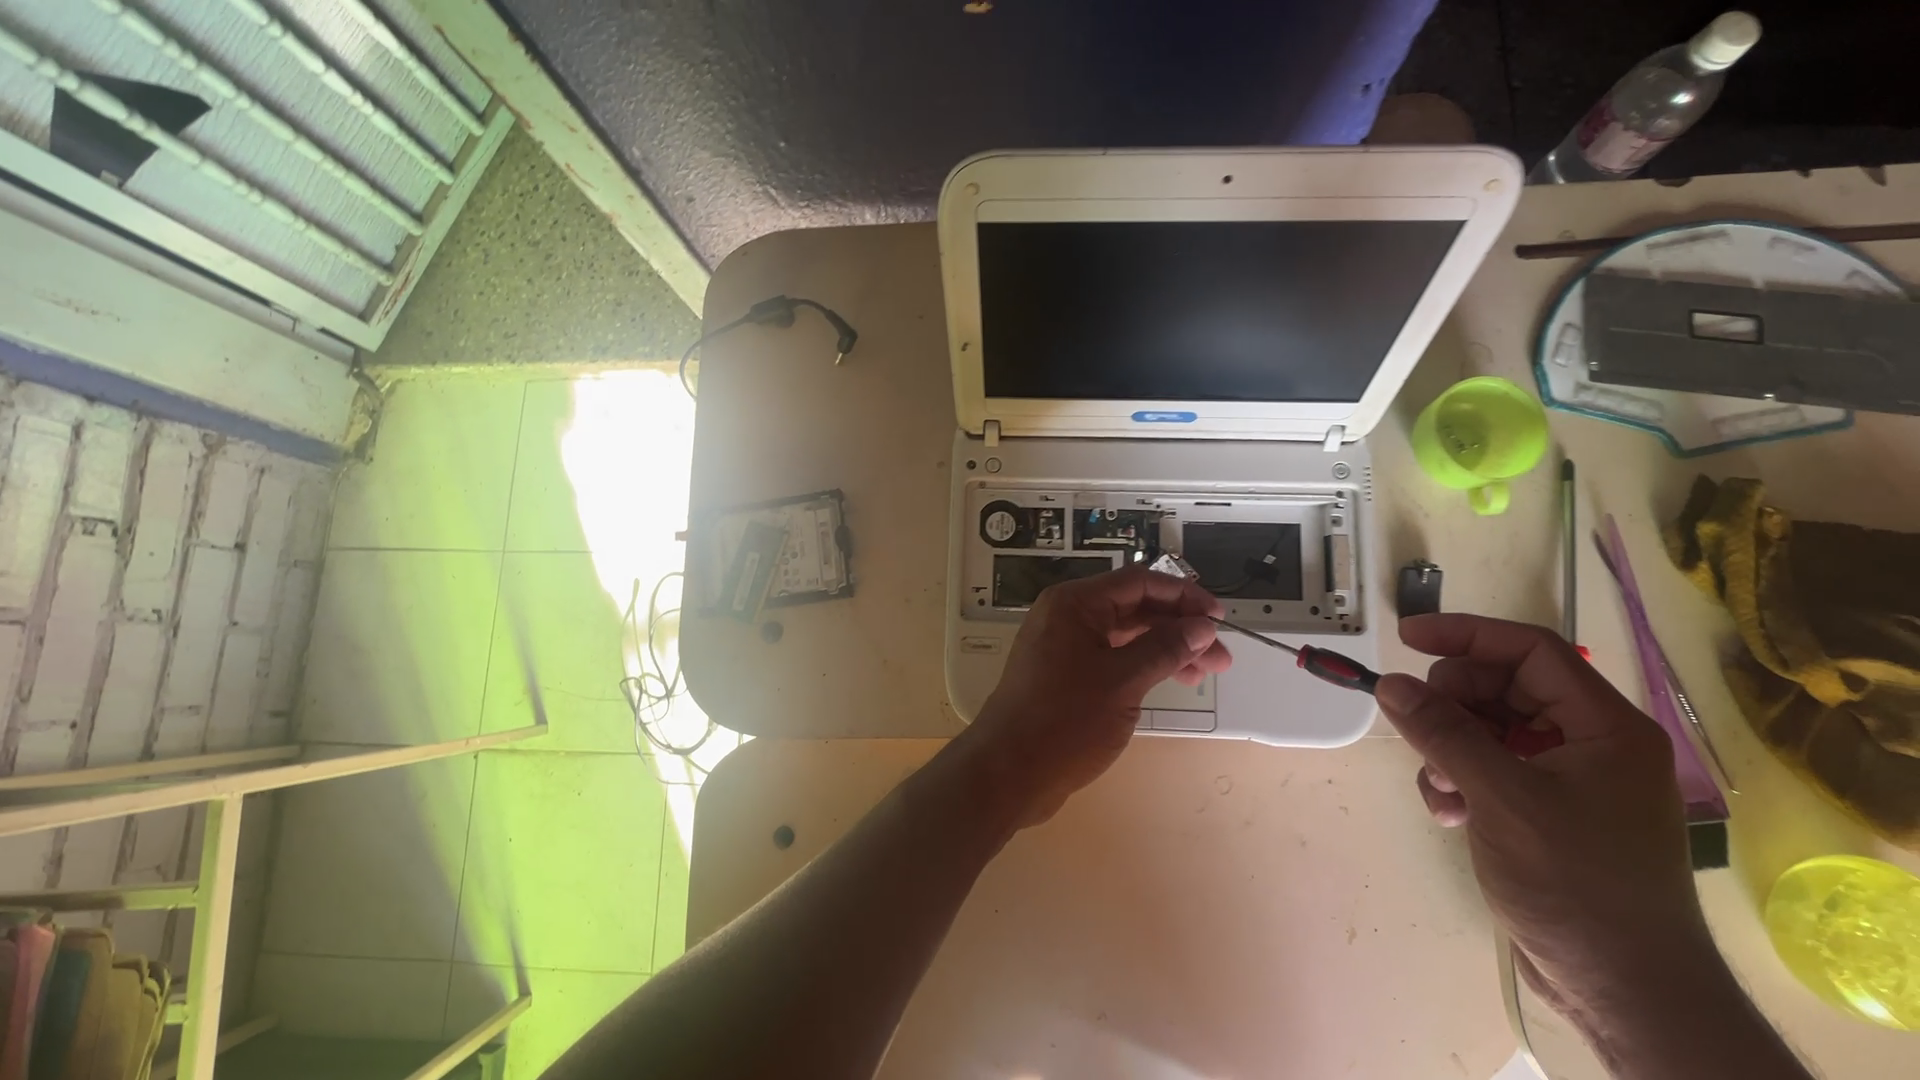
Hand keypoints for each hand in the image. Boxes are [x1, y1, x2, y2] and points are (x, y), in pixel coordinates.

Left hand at [955, 565, 1231, 828]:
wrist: (1008, 773)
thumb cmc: (1064, 721)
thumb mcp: (1123, 681)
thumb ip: (1165, 648)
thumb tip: (1202, 626)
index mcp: (1074, 604)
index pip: (1139, 582)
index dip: (1184, 596)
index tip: (1220, 618)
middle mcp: (1067, 617)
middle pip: (1134, 607)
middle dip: (1180, 627)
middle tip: (1221, 656)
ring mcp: (1064, 646)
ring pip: (1126, 635)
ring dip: (1166, 649)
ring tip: (1205, 673)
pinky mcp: (1065, 675)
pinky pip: (1112, 657)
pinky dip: (1143, 665)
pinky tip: (1170, 680)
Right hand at [1373, 614, 1711, 1018]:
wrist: (1622, 987)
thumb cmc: (1576, 883)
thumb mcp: (1502, 798)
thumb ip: (1444, 733)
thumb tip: (1390, 684)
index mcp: (1604, 726)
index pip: (1530, 651)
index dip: (1466, 636)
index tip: (1407, 639)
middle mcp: (1591, 743)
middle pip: (1504, 689)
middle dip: (1453, 706)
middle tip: (1420, 731)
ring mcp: (1570, 780)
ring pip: (1489, 730)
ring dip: (1450, 749)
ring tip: (1439, 788)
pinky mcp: (1547, 813)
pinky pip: (1490, 770)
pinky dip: (1460, 782)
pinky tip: (1450, 814)